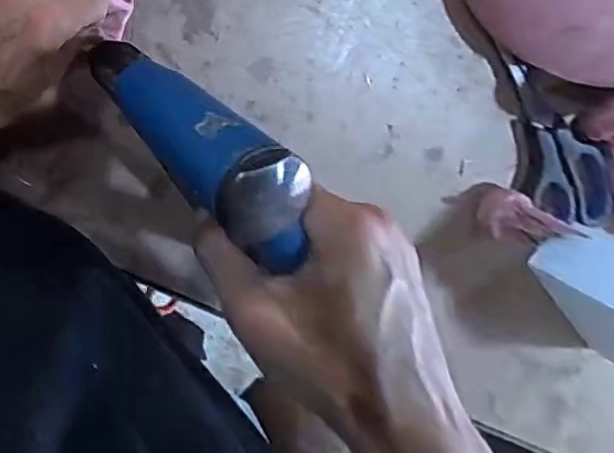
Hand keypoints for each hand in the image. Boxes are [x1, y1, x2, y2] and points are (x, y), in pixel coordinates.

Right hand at [196, 190, 486, 452]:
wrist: (408, 436)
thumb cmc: (330, 367)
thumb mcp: (253, 312)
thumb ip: (217, 254)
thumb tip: (204, 215)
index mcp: (348, 218)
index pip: (280, 185)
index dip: (250, 208)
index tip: (240, 241)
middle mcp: (379, 221)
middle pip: (303, 209)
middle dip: (276, 238)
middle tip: (266, 282)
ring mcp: (400, 248)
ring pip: (326, 232)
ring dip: (303, 256)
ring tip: (294, 303)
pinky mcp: (409, 275)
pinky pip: (352, 252)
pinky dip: (331, 271)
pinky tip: (326, 313)